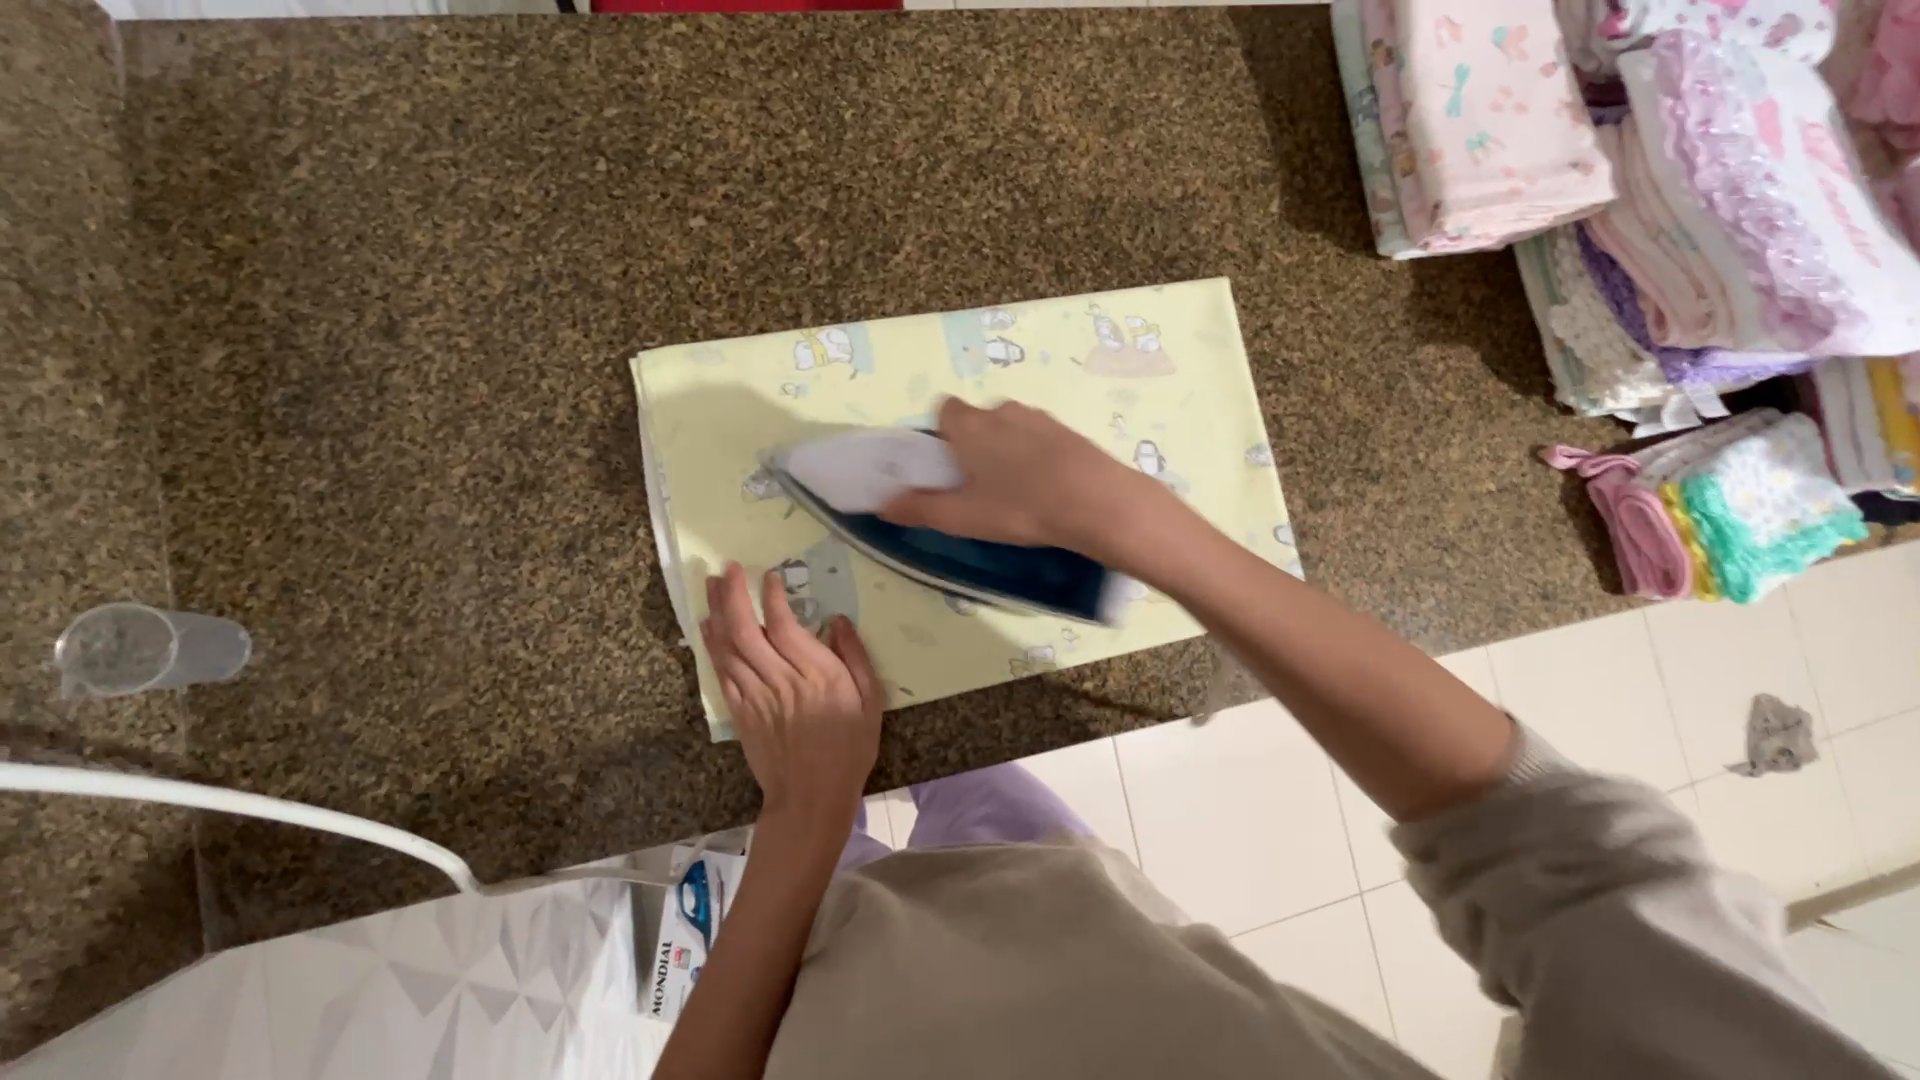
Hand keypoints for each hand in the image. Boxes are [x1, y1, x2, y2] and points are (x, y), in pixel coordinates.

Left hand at [702, 563, 885, 846]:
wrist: (812, 797)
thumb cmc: (849, 749)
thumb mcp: (871, 702)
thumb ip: (856, 658)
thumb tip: (838, 621)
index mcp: (817, 675)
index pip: (784, 625)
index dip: (772, 597)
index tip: (769, 576)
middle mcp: (781, 680)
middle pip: (747, 629)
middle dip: (733, 594)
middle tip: (727, 568)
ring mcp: (756, 697)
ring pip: (728, 647)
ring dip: (716, 612)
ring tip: (710, 584)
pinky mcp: (741, 713)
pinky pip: (722, 673)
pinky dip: (712, 646)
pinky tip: (708, 626)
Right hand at [879, 397, 1169, 561]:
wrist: (1097, 502)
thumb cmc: (1019, 507)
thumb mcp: (963, 517)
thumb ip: (920, 509)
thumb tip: (884, 504)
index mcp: (969, 425)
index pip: (943, 411)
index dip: (942, 436)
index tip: (949, 468)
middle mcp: (1001, 410)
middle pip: (978, 421)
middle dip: (975, 446)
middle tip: (981, 488)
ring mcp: (1040, 417)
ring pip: (1011, 429)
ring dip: (1008, 452)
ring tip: (1019, 493)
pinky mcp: (1069, 431)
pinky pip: (1040, 439)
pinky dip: (1037, 457)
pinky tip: (1048, 489)